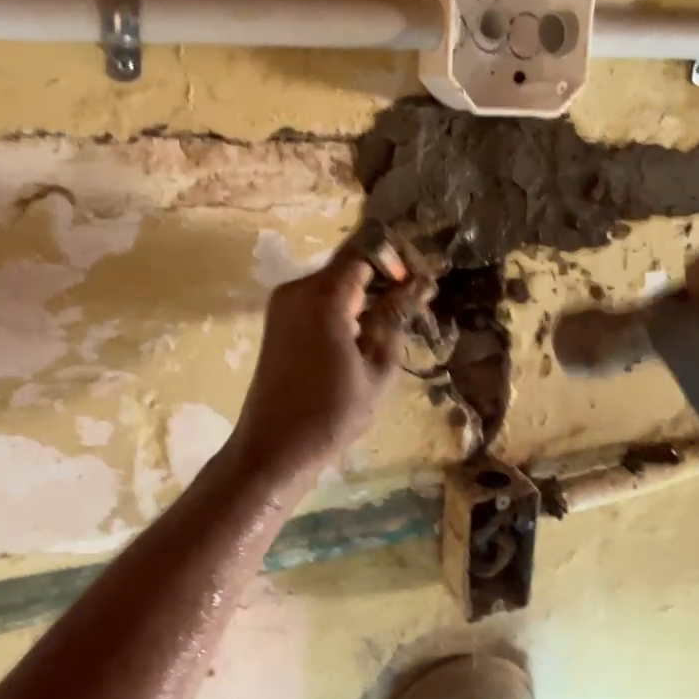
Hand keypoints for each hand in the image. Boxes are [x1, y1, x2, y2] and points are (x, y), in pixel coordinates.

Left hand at [225, 251, 430, 482]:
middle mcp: (298, 289)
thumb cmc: (330, 414)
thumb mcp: (376, 368)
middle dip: (386, 275)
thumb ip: (394, 318)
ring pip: (337, 281)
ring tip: (400, 320)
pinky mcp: (280, 322)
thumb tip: (420, 284)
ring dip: (368, 293)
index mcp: (322, 296)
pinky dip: (347, 307)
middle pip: (351, 262)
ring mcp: (284, 304)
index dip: (399, 258)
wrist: (273, 449)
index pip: (367, 248)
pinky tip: (368, 333)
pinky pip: (321, 299)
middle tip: (420, 302)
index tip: (425, 282)